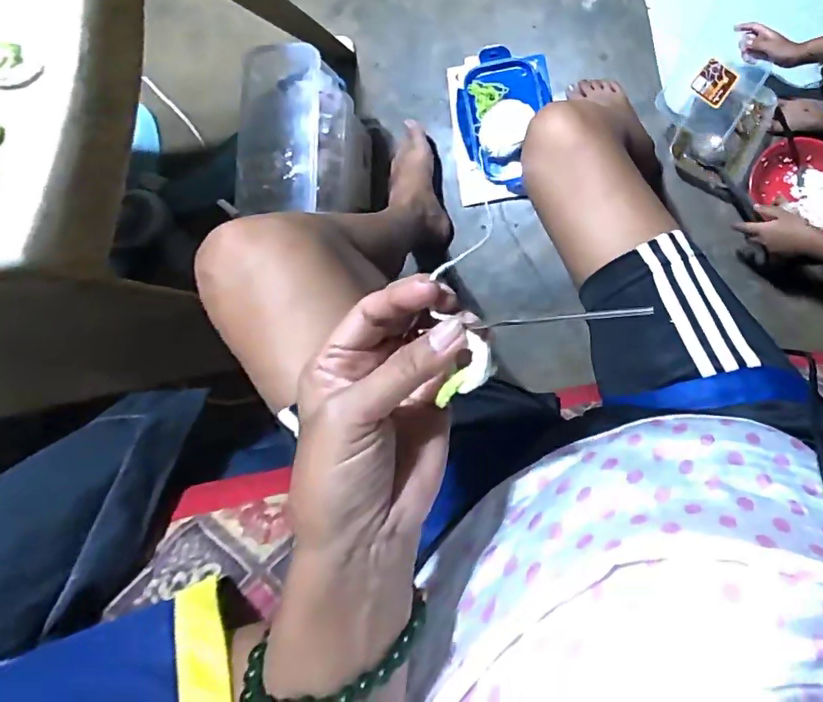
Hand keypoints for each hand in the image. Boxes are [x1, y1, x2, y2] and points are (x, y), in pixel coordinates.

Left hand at [290, 275, 474, 557]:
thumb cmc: (339, 473)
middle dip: (431, 306)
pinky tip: (484, 344)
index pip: (370, 314)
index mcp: (338, 362)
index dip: (400, 296)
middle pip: (406, 319)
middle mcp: (373, 363)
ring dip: (455, 326)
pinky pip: (458, 363)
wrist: (367, 533)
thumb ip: (407, 369)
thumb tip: (461, 328)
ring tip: (475, 326)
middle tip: (458, 304)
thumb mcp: (357, 416)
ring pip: (436, 337)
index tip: (434, 288)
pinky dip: (472, 351)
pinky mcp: (439, 396)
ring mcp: (408, 379)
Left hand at [733, 204, 822, 257]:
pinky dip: (769, 248)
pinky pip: (769, 252)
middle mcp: (762, 241)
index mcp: (762, 230)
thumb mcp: (782, 213)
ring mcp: (770, 250)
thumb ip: (768, 210)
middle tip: (750, 230)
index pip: (746, 227)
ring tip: (764, 236)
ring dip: (759, 241)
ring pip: (760, 245)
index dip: (738, 226)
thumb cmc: (795, 225)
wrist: (808, 243)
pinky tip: (775, 245)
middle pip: (751, 239)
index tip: (732, 225)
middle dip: (749, 235)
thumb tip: (755, 207)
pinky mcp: (778, 257)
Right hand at [736, 22, 807, 66]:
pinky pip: (756, 54)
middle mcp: (764, 38)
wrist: (795, 57)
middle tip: (743, 50)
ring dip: (748, 52)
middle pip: (749, 37)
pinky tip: (752, 61)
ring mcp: (765, 47)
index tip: (734, 29)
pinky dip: (752, 57)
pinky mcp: (767, 54)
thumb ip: (755, 44)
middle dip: (744, 43)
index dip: (743, 26)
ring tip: (748, 58)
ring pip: (752, 47)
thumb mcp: (768, 46)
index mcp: (765, 33)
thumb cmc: (782, 50)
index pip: (752, 26)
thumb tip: (744, 42)